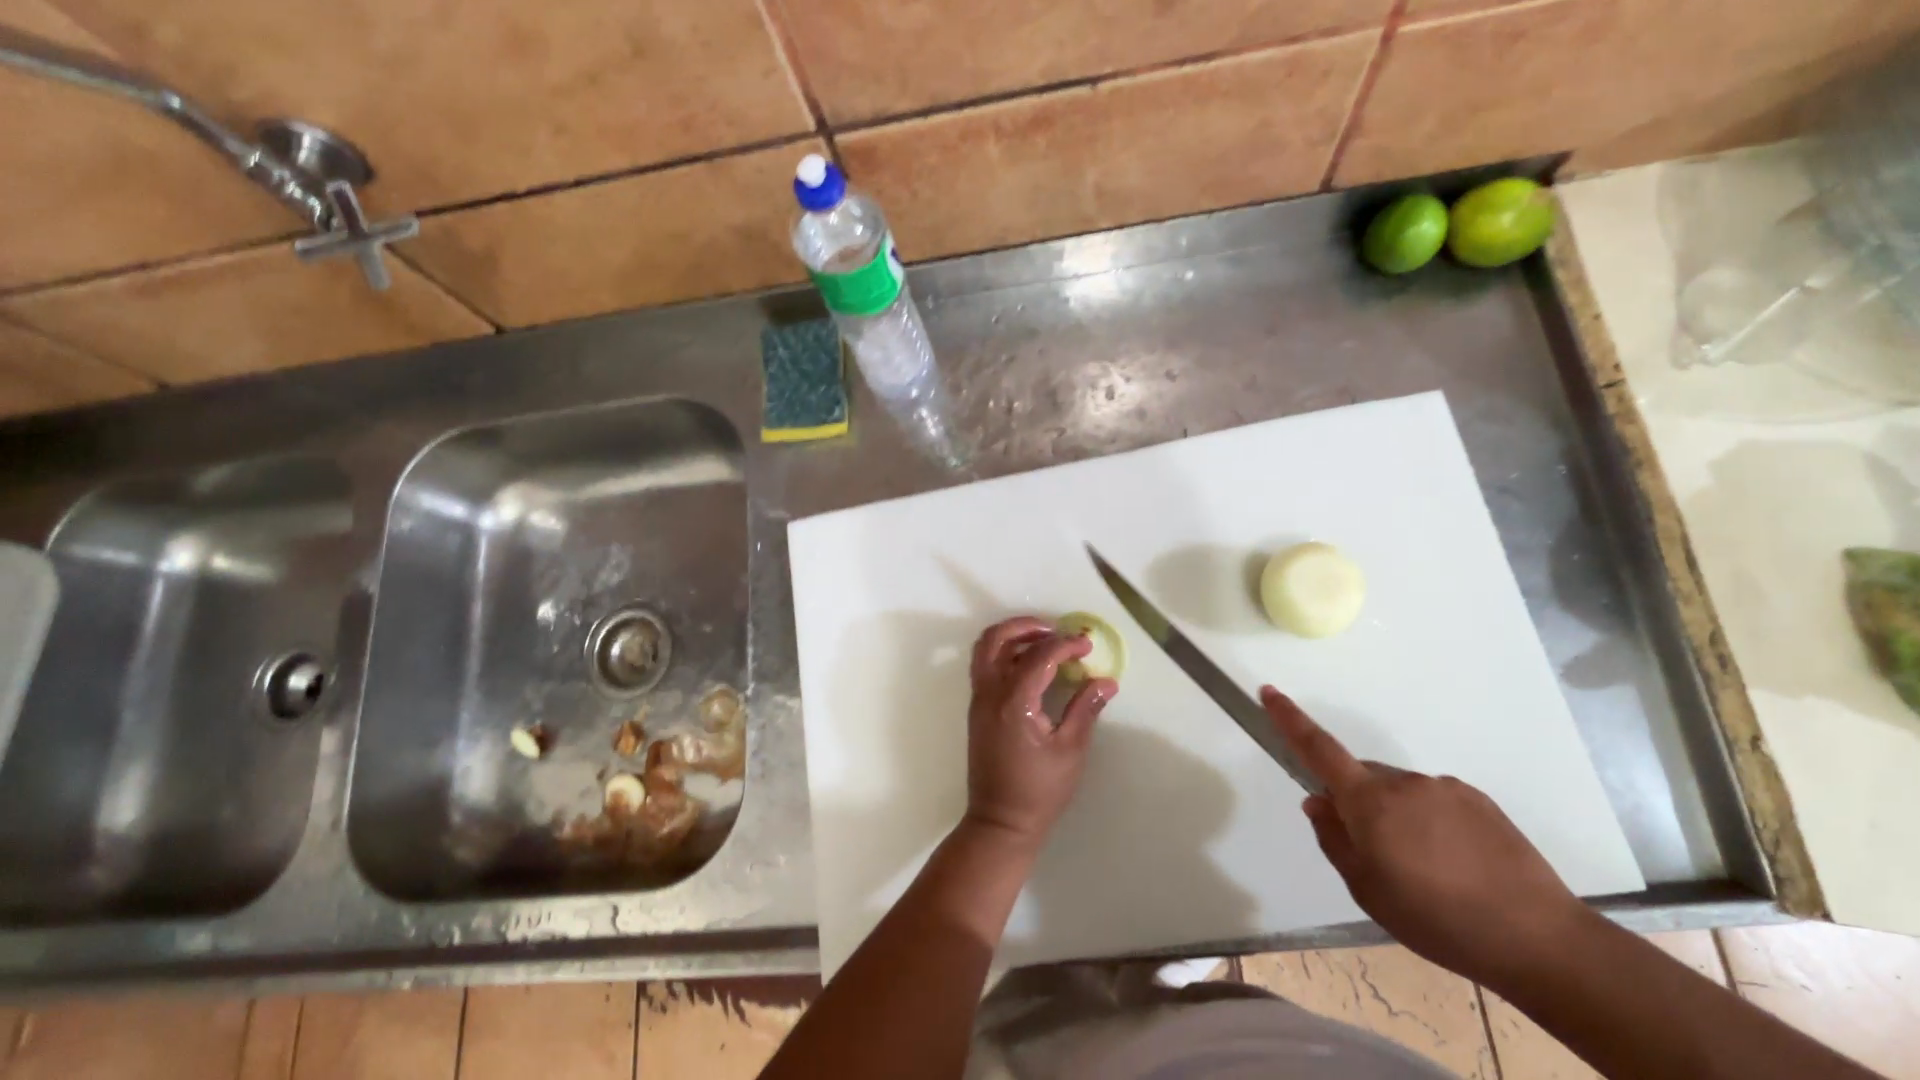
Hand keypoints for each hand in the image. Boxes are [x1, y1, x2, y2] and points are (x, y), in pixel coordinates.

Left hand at [963, 617, 1116, 850]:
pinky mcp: (977, 710)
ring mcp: (978, 700)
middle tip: (1057, 631)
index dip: (1065, 645)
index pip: (1038, 656)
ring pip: (985, 650)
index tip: (1087, 646)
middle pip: (997, 639)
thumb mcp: (1070, 750)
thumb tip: (1106, 681)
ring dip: (1012, 637)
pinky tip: (1032, 666)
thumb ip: (1085, 709)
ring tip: (1045, 642)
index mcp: (1013, 702)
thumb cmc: (1039, 791)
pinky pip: (985, 667)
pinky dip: (1005, 654)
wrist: (1000, 822)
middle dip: (1027, 626)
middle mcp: (989, 694)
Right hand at [1263, 686, 1592, 987]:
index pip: (1319, 750)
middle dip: (1357, 803)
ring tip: (1423, 872)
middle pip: (1362, 778)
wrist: (1536, 936)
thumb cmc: (1436, 920)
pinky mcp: (1479, 801)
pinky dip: (1429, 824)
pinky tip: (1453, 866)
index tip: (1268, 692)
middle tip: (1374, 856)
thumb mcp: (1368, 890)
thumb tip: (1318, 801)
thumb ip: (1335, 840)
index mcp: (1370, 804)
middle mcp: (1405, 783)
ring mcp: (1445, 788)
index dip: (1289, 720)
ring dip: (1397, 817)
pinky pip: (1434, 802)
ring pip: (1400, 792)